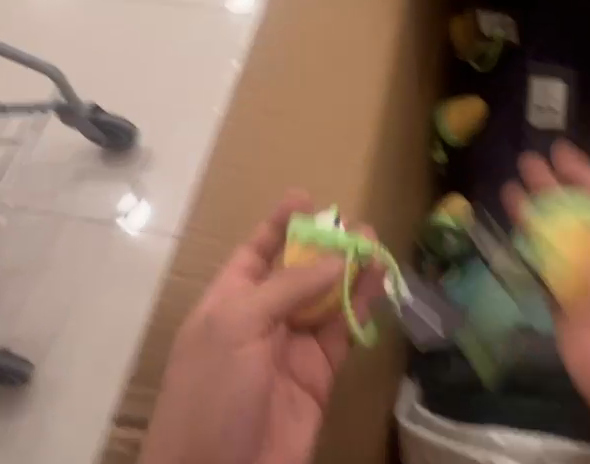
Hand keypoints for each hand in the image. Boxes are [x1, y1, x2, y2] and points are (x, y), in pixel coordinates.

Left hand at [145, 192, 382, 463]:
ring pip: (327, 297)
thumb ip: (288, 288)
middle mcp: (262, 320)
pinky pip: (344, 329)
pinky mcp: (320, 375)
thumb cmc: (210, 394)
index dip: (278, 224)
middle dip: (324, 245)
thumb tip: (338, 261)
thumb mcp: (237, 328)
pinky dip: (363, 303)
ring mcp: (292, 348)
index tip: (305, 196)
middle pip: (298, 271)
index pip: (255, 252)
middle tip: (355, 224)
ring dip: (350, 270)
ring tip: (374, 242)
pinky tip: (379, 278)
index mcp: (228, 303)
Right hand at [503, 111, 589, 407]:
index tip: (555, 145)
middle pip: (574, 206)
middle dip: (549, 184)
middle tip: (522, 160)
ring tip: (507, 188)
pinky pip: (539, 269)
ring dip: (532, 212)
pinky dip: (524, 250)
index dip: (580, 165)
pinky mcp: (561, 301)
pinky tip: (505, 232)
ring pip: (553, 234)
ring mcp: (584, 274)